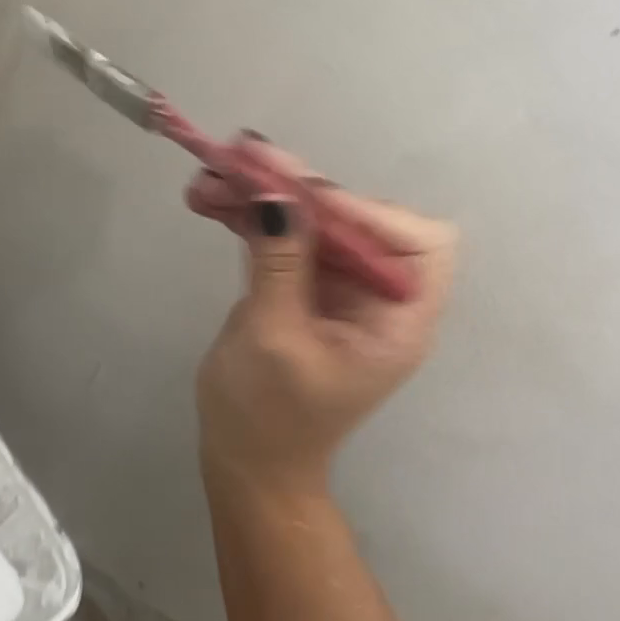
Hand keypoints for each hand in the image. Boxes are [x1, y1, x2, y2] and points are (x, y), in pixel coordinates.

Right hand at [186, 142, 456, 493]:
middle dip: (292, 189)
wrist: (244, 460)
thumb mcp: (274, 339)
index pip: (415, 242)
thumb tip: (274, 196)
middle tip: (236, 160)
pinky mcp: (295, 284)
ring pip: (306, 218)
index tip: (300, 199)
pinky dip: (245, 214)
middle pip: (349, 218)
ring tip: (204, 178)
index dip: (364, 211)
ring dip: (257, 194)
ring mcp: (333, 287)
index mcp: (396, 318)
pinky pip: (276, 234)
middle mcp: (373, 294)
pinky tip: (206, 198)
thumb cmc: (269, 415)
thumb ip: (280, 263)